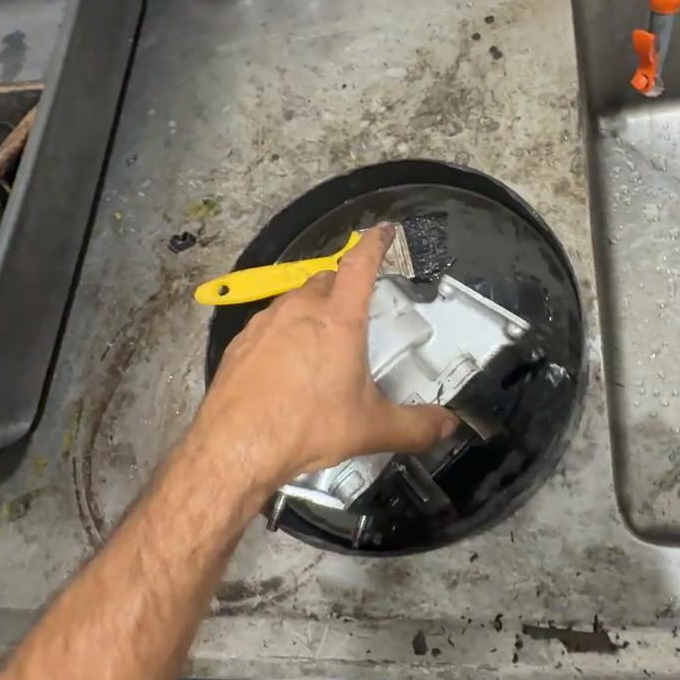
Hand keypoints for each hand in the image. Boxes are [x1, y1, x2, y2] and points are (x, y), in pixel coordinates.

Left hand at [188, 224, 456, 493]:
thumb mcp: (371, 428)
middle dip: (344, 286)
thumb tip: (444, 425)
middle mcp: (300, 310)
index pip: (360, 264)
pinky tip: (288, 366)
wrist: (234, 447)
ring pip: (295, 300)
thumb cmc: (301, 427)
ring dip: (313, 310)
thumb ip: (416, 426)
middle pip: (327, 280)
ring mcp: (266, 322)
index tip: (382, 232)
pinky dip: (284, 333)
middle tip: (357, 310)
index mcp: (338, 319)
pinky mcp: (242, 342)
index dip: (374, 244)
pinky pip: (269, 324)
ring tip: (323, 343)